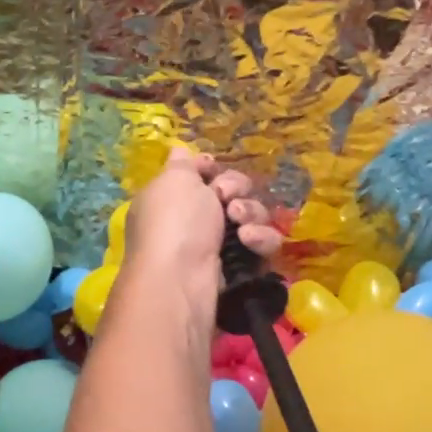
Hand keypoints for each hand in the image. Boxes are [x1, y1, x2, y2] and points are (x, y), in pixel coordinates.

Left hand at [123, 144, 281, 313]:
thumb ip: (183, 163)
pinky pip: (261, 246)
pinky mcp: (240, 269)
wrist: (181, 281)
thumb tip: (180, 151)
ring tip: (238, 222)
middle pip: (231, 193)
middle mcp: (192, 222)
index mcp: (170, 199)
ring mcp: (217, 246)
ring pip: (251, 217)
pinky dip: (260, 240)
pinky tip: (248, 241)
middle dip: (235, 188)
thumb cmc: (174, 222)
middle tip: (226, 198)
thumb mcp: (174, 180)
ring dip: (250, 213)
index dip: (211, 169)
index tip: (212, 170)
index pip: (200, 176)